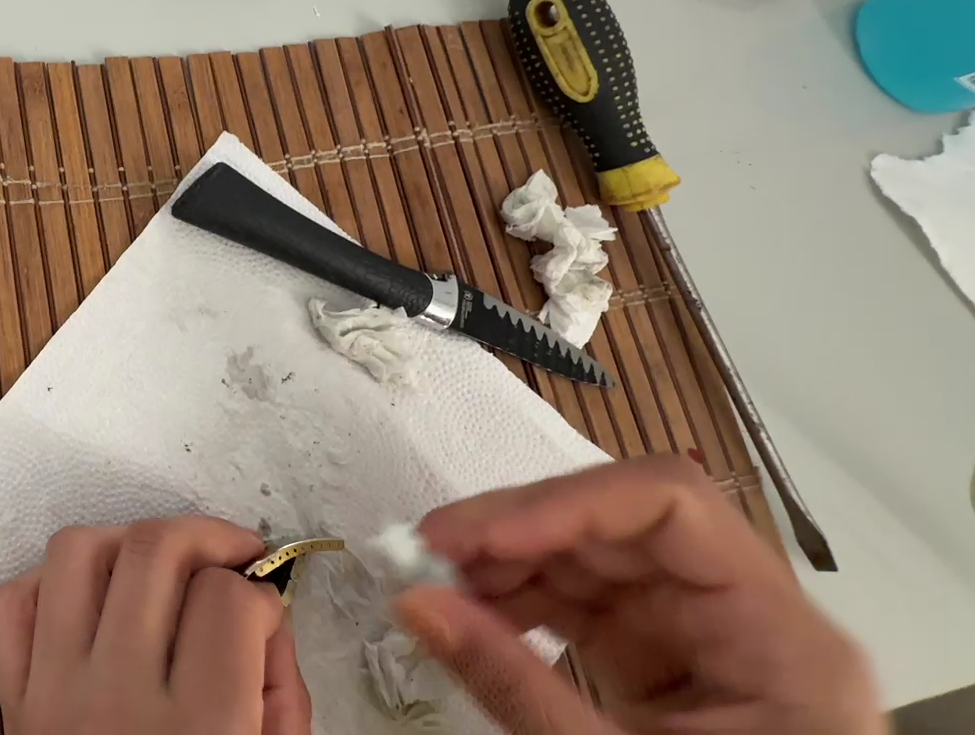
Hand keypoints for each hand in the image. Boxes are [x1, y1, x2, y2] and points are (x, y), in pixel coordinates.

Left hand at [0, 516, 310, 734]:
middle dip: (202, 534)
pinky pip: (12, 604)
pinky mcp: (11, 699)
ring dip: (124, 539)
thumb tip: (262, 619)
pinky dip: (48, 583)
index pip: (228, 602)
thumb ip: (280, 701)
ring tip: (157, 564)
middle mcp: (116, 698)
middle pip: (151, 551)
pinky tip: (88, 601)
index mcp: (198, 731)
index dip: (260, 592)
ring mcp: (52, 692)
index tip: (265, 609)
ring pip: (75, 552)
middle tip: (228, 555)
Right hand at [396, 456, 883, 734]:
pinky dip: (508, 596)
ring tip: (430, 584)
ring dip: (496, 559)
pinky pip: (568, 596)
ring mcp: (688, 628)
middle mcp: (734, 608)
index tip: (471, 536)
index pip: (668, 504)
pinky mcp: (647, 650)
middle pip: (608, 521)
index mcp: (778, 634)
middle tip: (423, 550)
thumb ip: (517, 687)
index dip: (563, 503)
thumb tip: (412, 601)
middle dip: (509, 528)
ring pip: (577, 552)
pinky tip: (465, 613)